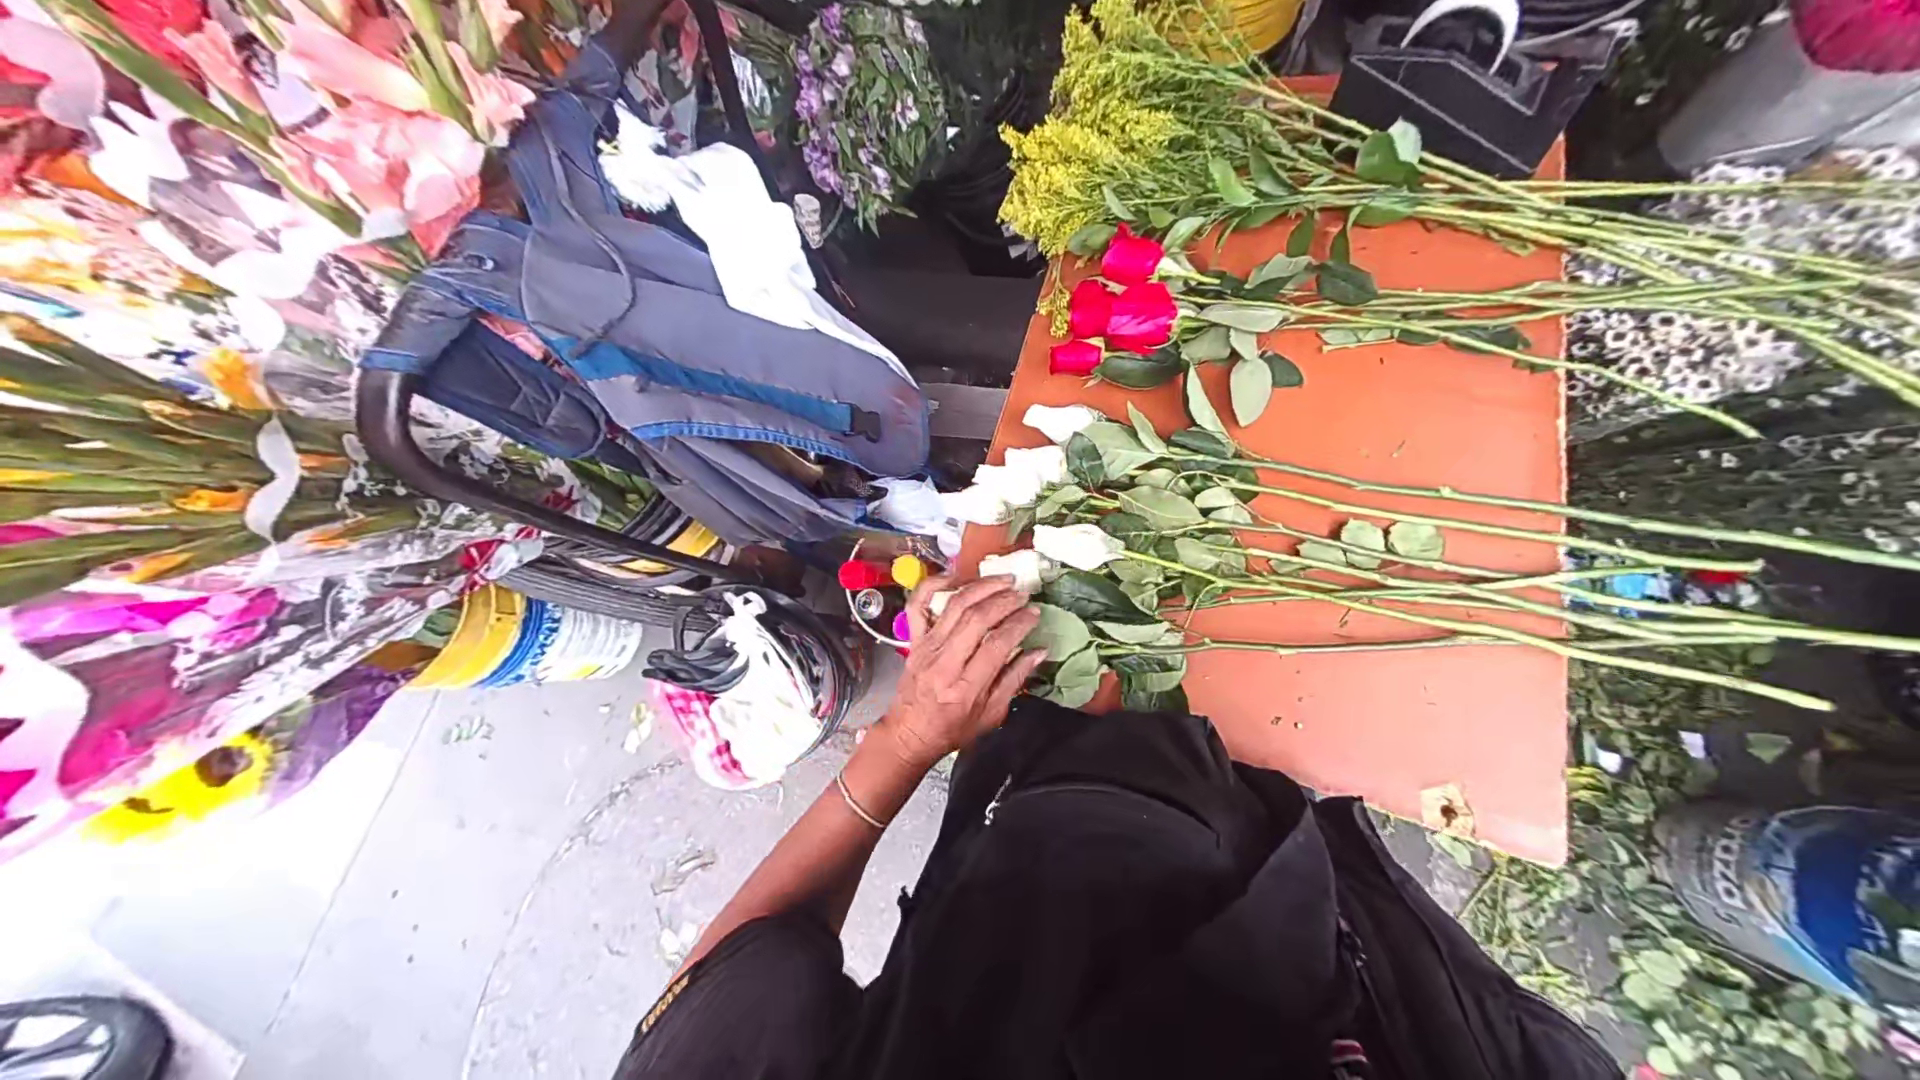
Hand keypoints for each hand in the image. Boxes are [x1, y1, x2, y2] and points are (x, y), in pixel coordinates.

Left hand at [874, 574, 1046, 768]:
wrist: (910, 733)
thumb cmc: (953, 729)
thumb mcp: (991, 715)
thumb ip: (1015, 680)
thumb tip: (1039, 650)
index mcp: (965, 688)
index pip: (996, 645)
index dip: (1019, 625)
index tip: (1034, 614)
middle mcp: (944, 663)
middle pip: (975, 619)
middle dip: (1003, 601)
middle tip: (1022, 594)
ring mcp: (926, 647)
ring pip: (953, 606)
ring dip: (981, 587)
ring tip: (1003, 580)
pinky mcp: (913, 639)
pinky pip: (918, 605)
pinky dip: (934, 585)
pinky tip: (956, 577)